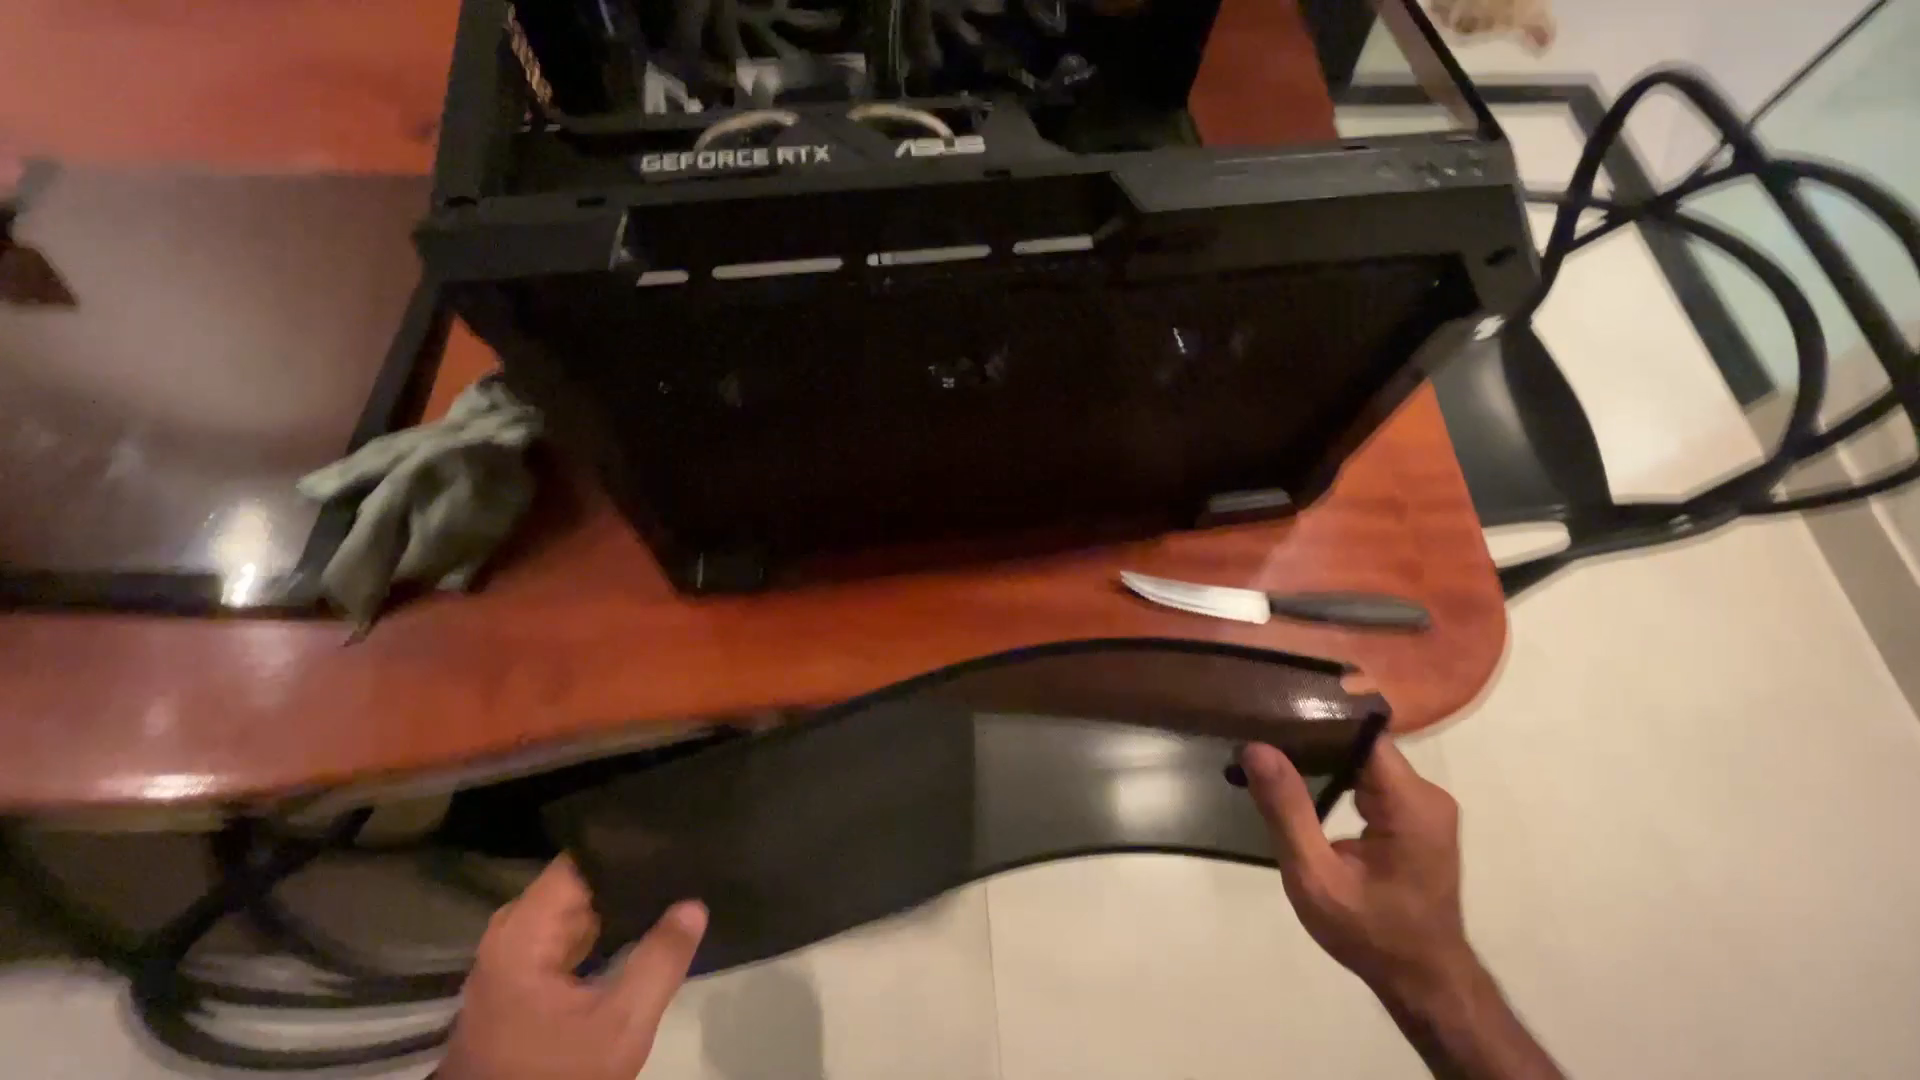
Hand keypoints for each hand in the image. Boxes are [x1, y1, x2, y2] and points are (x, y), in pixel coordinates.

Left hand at [439, 857, 706, 1079]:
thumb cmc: (556, 1077)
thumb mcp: (621, 1026)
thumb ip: (661, 960)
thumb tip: (694, 905)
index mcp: (523, 932)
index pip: (581, 861)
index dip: (627, 847)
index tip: (673, 838)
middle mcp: (511, 933)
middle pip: (578, 882)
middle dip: (630, 875)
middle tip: (684, 862)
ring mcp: (514, 957)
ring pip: (577, 908)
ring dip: (621, 903)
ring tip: (675, 884)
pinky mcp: (522, 979)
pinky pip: (570, 934)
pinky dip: (606, 928)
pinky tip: (646, 924)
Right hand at [1240, 739, 1475, 1002]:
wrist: (1423, 982)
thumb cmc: (1370, 933)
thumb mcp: (1316, 878)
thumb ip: (1288, 812)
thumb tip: (1257, 749)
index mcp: (1411, 804)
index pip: (1363, 735)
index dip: (1317, 718)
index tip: (1271, 709)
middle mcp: (1426, 795)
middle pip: (1363, 744)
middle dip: (1311, 736)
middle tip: (1258, 730)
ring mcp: (1424, 805)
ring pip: (1365, 759)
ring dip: (1322, 756)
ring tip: (1269, 749)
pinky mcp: (1416, 817)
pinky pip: (1371, 778)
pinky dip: (1336, 775)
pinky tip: (1299, 778)